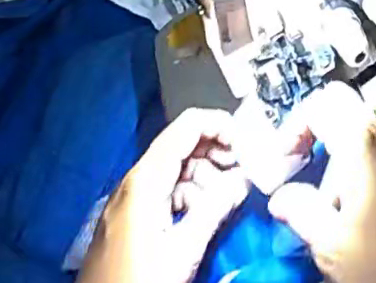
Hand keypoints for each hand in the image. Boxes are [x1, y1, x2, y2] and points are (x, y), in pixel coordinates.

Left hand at [80, 108, 249, 282]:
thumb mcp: (183, 251)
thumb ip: (216, 207)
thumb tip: (246, 177)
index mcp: (146, 178)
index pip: (188, 125)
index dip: (220, 125)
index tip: (245, 145)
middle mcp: (136, 179)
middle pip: (183, 144)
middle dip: (216, 153)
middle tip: (241, 173)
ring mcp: (130, 198)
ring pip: (176, 168)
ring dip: (205, 176)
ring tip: (225, 200)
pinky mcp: (130, 217)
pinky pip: (166, 190)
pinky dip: (189, 194)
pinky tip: (203, 215)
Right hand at [266, 82, 375, 282]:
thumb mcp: (334, 242)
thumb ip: (302, 212)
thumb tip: (282, 198)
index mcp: (362, 139)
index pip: (319, 103)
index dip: (293, 127)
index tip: (282, 160)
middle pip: (339, 108)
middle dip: (312, 136)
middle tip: (295, 171)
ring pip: (355, 128)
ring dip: (332, 154)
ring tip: (322, 202)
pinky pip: (373, 147)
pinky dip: (353, 165)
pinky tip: (349, 207)